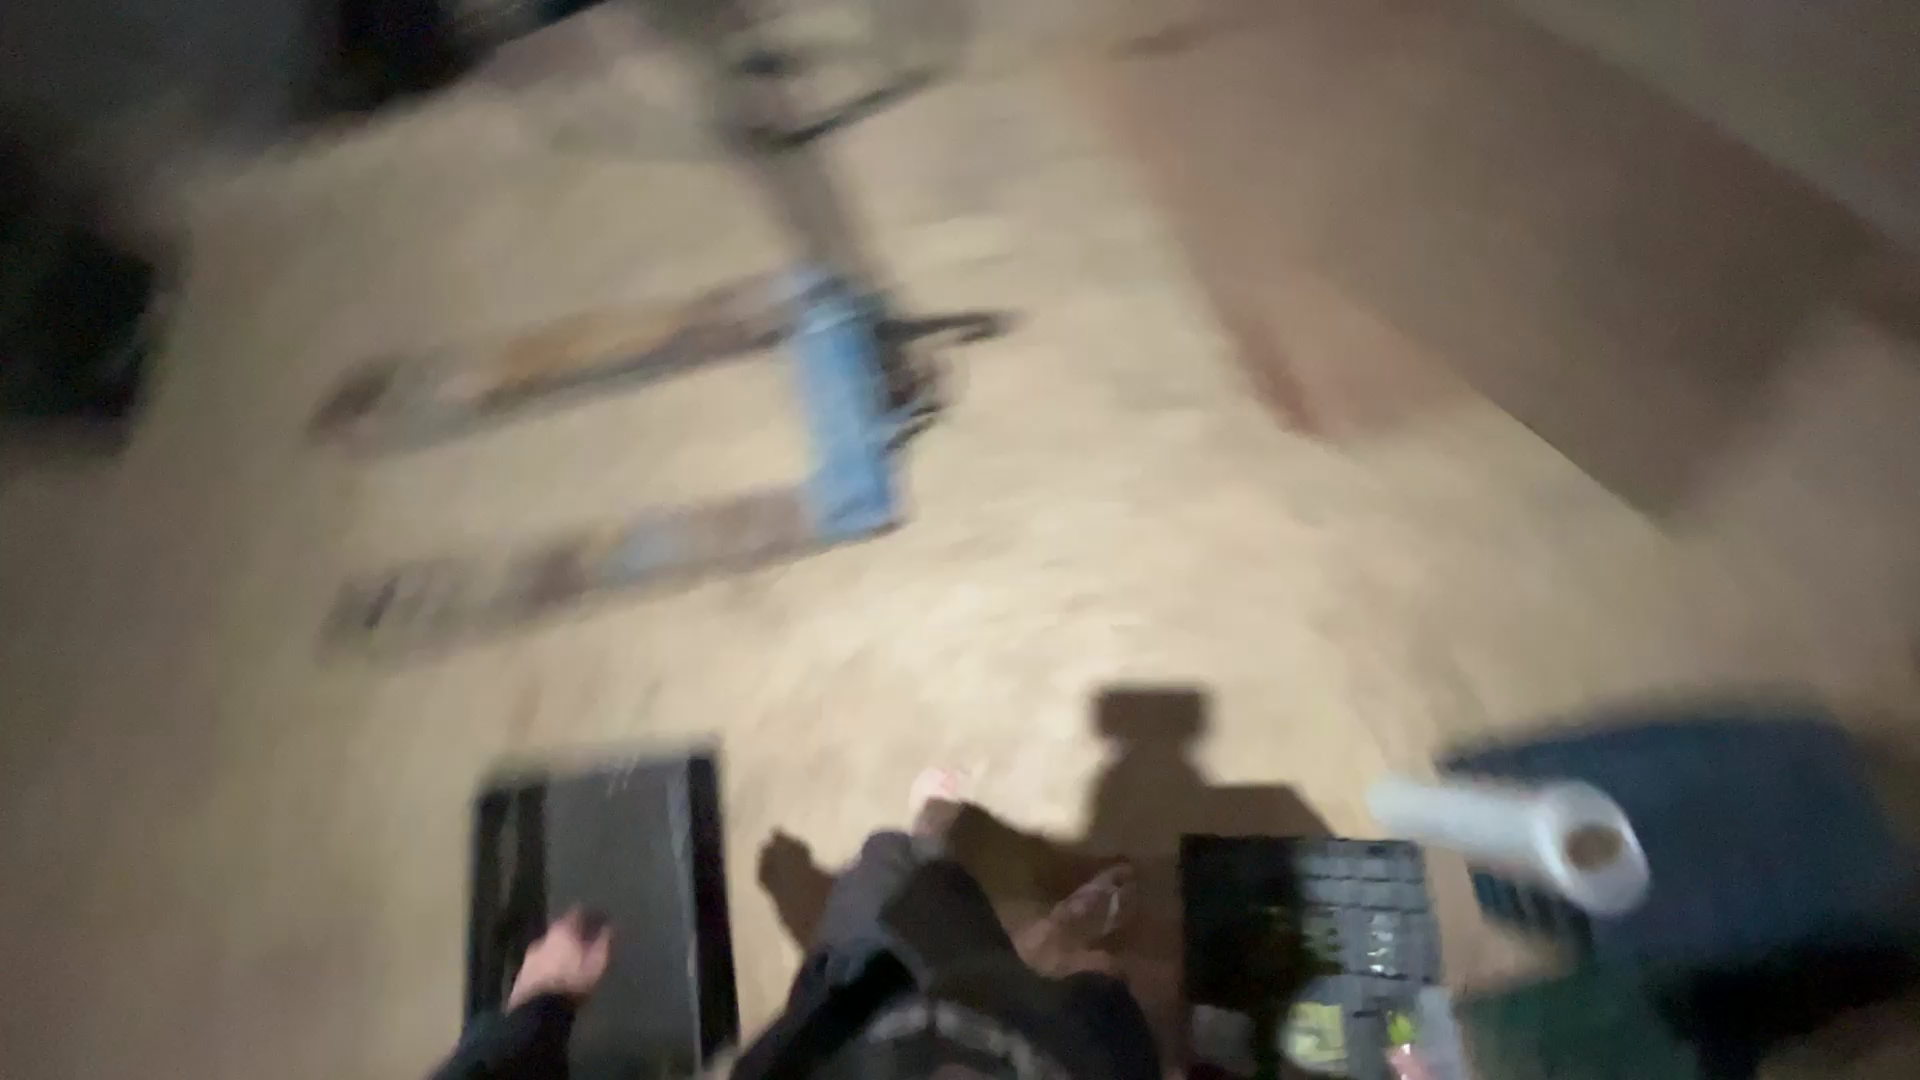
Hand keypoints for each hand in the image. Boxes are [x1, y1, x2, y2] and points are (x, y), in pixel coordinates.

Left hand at [508, 908, 611, 1007]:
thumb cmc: (572, 982)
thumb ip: (605, 941)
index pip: (578, 912)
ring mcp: (529, 959)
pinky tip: (556, 979)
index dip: (591, 915)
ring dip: (560, 953)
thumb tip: (610, 927)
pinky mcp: (520, 979)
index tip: (602, 920)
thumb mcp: (598, 962)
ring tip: (570, 965)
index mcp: (563, 930)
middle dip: (574, 936)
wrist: (535, 1015)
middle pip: (562, 931)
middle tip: (586, 944)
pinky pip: (539, 967)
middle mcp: (543, 939)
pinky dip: (549, 968)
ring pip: (549, 949)